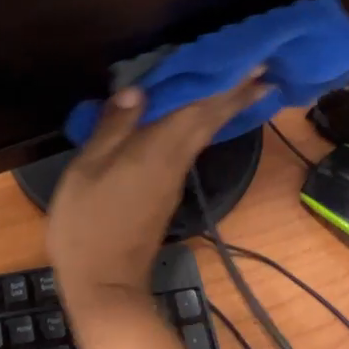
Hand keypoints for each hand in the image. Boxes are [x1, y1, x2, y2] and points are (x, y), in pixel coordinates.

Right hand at [47, 76, 271, 303]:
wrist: (104, 285)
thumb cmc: (87, 224)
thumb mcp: (87, 170)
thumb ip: (111, 128)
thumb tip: (136, 90)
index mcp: (156, 150)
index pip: (198, 109)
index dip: (226, 85)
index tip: (254, 63)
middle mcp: (174, 161)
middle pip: (209, 121)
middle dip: (235, 94)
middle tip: (261, 69)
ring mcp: (172, 179)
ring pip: (201, 134)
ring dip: (220, 108)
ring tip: (235, 84)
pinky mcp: (165, 193)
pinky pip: (187, 146)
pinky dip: (198, 126)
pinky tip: (191, 117)